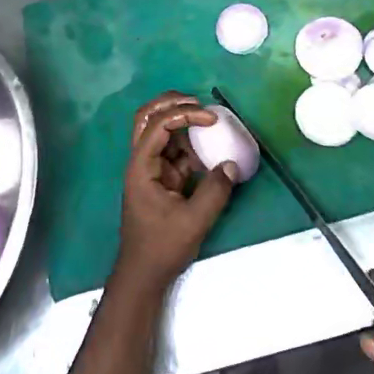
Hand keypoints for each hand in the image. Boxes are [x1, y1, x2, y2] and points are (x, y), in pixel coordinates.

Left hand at [111, 92, 236, 293]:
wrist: (143, 272)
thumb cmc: (161, 246)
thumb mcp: (193, 221)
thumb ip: (214, 192)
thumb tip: (231, 165)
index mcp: (141, 166)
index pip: (157, 126)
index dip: (183, 115)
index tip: (211, 118)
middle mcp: (142, 161)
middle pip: (148, 118)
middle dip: (171, 104)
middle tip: (199, 100)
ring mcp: (150, 169)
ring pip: (159, 132)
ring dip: (180, 121)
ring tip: (207, 117)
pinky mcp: (161, 180)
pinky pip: (173, 152)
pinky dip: (188, 143)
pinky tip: (208, 145)